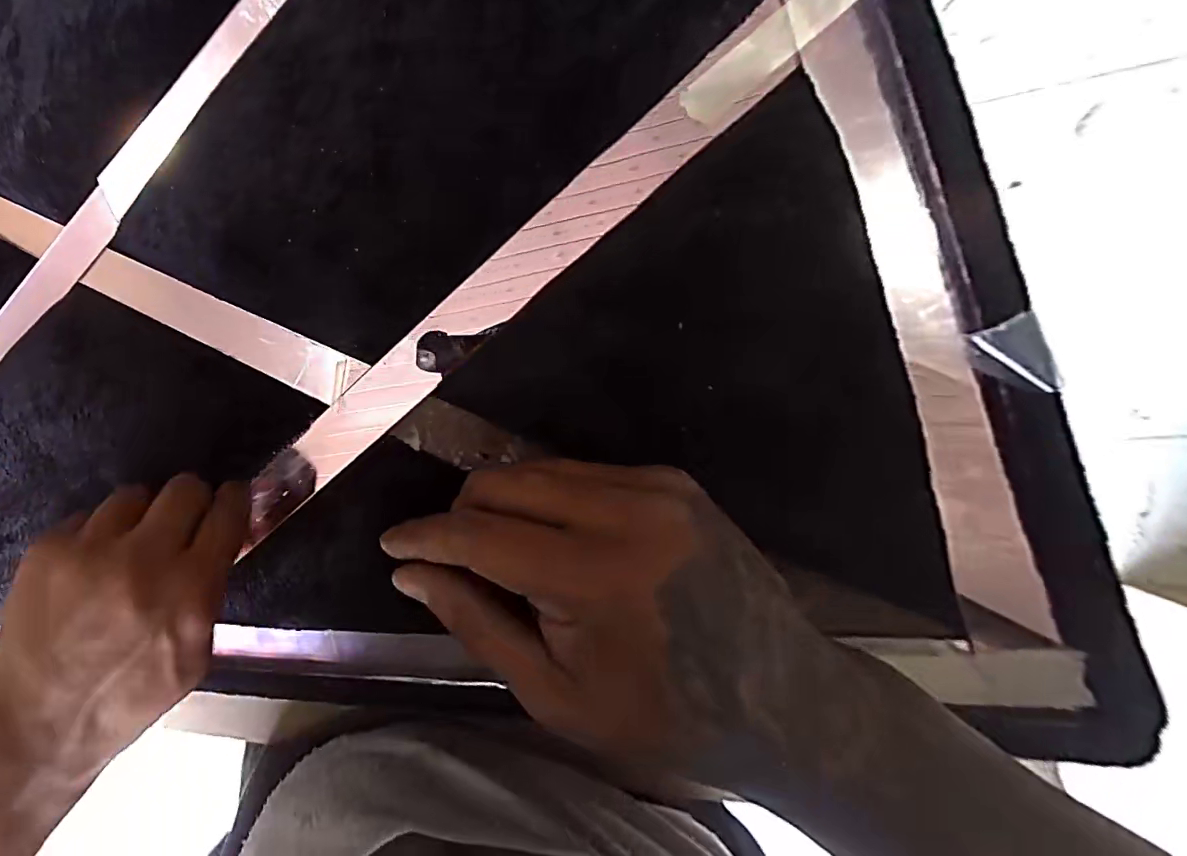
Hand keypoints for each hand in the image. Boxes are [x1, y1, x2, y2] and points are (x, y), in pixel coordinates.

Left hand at [0, 474, 247, 782]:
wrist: (36, 721)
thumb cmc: (127, 698)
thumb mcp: (193, 657)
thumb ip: (211, 592)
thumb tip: (226, 538)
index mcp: (188, 594)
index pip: (226, 514)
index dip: (234, 500)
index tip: (232, 496)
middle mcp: (143, 561)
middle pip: (184, 488)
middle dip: (191, 500)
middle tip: (182, 521)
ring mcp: (91, 549)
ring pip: (135, 494)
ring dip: (141, 516)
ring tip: (129, 546)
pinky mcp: (50, 546)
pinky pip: (90, 516)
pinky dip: (98, 535)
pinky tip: (89, 566)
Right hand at [380, 460, 857, 794]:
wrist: (794, 705)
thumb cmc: (667, 718)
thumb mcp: (557, 695)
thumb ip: (476, 624)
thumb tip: (412, 574)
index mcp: (597, 577)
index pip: (480, 536)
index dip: (425, 536)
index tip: (392, 542)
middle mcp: (626, 512)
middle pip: (501, 485)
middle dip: (459, 516)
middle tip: (451, 557)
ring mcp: (654, 487)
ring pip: (534, 468)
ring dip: (500, 503)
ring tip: (502, 551)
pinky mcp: (670, 478)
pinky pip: (577, 470)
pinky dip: (545, 496)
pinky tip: (553, 536)